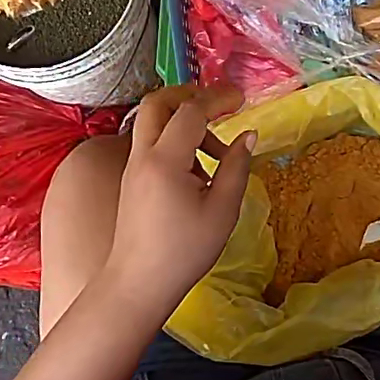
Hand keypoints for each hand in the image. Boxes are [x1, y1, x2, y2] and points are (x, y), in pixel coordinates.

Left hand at [101, 84, 254, 310]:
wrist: (138, 284)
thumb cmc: (184, 252)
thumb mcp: (222, 211)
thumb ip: (237, 168)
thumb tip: (248, 136)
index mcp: (165, 161)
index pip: (191, 111)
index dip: (218, 99)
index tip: (242, 99)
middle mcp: (142, 156)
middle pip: (158, 102)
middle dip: (190, 95)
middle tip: (220, 106)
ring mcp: (132, 167)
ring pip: (152, 122)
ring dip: (184, 122)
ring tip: (217, 154)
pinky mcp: (131, 180)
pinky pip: (151, 143)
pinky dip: (174, 141)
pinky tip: (198, 173)